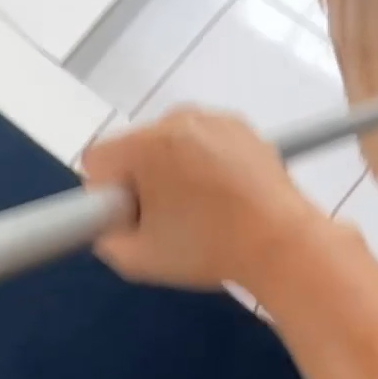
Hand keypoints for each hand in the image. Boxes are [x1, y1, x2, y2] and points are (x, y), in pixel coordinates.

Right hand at [81, 108, 333, 291]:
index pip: (95, 160)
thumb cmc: (207, 250)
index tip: (131, 220)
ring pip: (168, 146)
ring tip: (199, 213)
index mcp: (146, 145)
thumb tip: (107, 224)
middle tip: (167, 222)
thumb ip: (105, 238)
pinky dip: (202, 167)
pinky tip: (221, 200)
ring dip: (171, 174)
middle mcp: (177, 118)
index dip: (104, 196)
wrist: (281, 242)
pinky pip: (201, 143)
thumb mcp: (137, 260)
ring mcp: (213, 118)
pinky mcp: (241, 126)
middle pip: (133, 150)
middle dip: (140, 182)